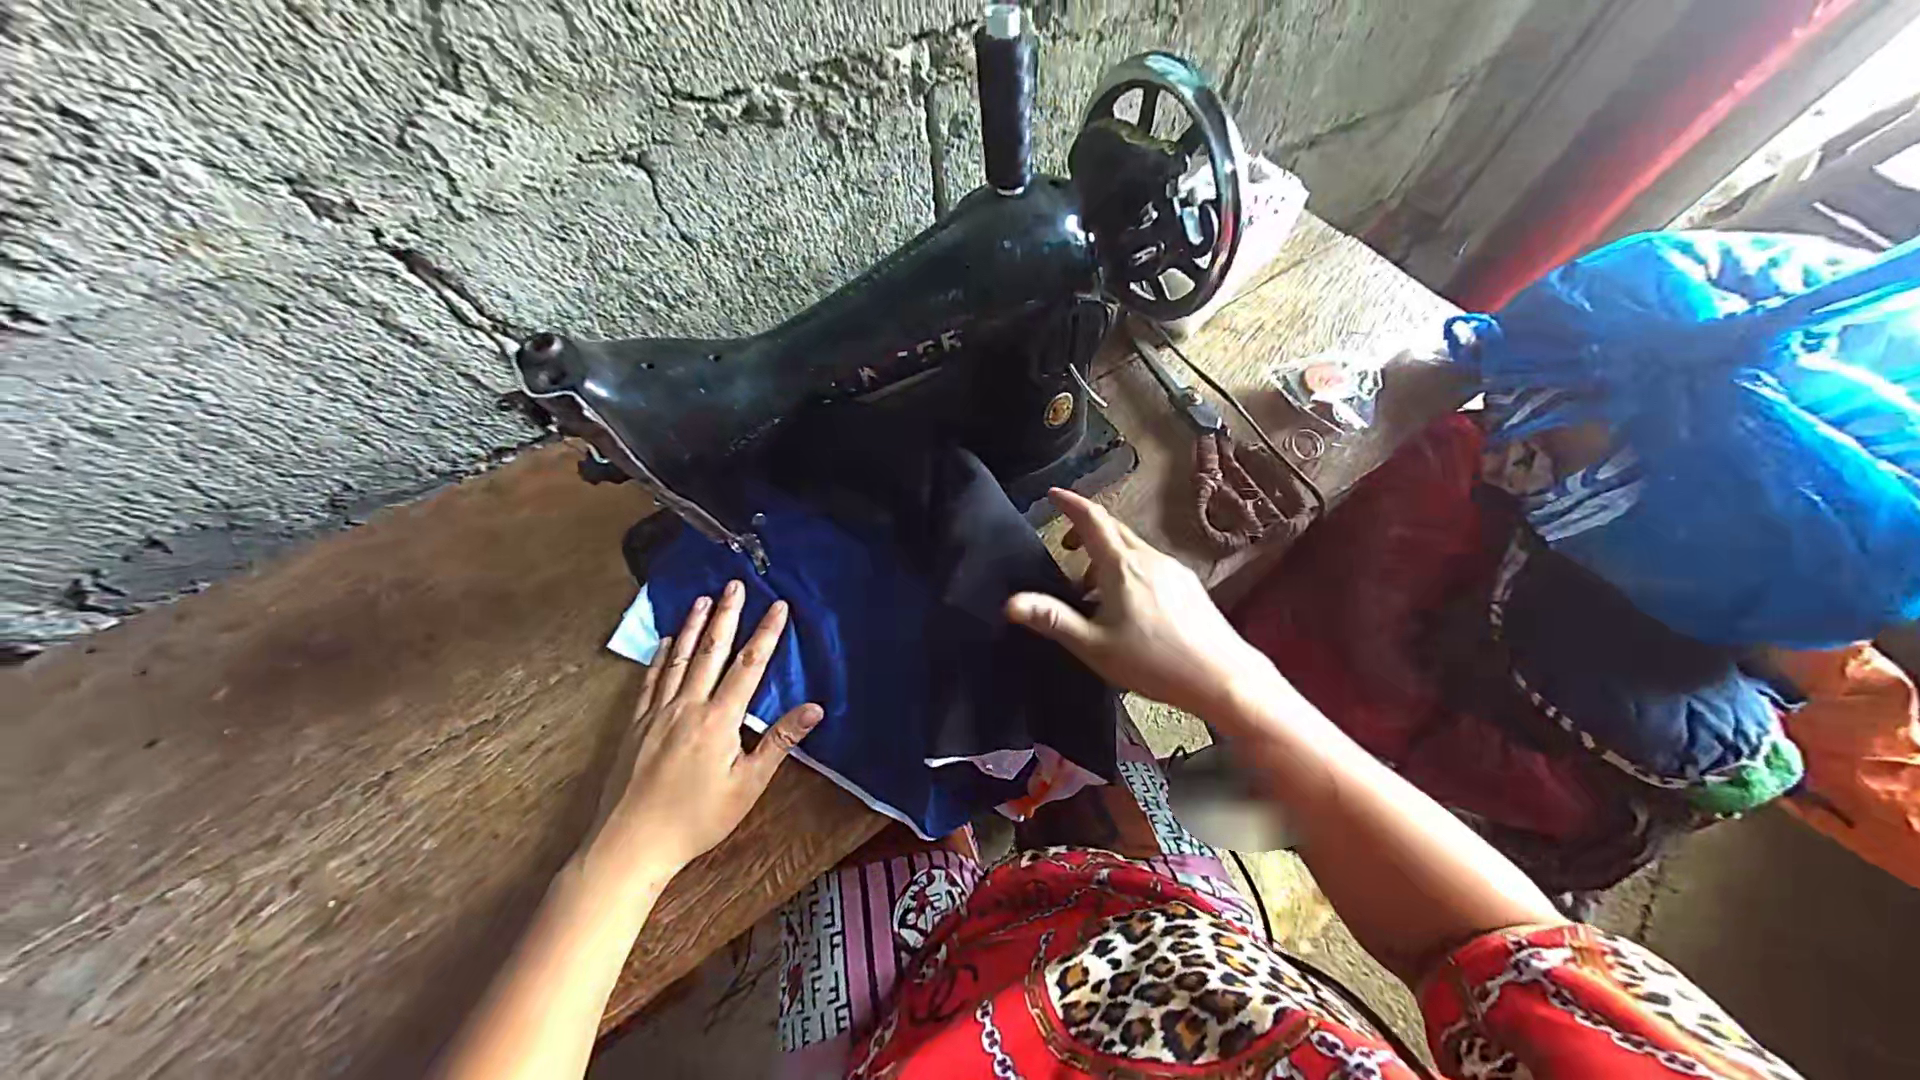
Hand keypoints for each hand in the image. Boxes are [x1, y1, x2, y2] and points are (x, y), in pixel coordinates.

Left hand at [592, 581, 822, 878]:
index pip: (749, 665)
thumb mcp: (748, 785)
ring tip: (702, 599)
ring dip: (692, 626)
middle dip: (726, 615)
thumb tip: (814, 708)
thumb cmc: (696, 819)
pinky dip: (660, 657)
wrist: (629, 844)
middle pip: (711, 651)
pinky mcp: (636, 725)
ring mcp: (657, 713)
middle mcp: (687, 706)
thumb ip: (779, 741)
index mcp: (718, 719)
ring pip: (678, 658)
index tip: (777, 606)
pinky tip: (663, 642)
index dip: (766, 633)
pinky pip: (650, 680)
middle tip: (734, 585)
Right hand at [1005, 488, 1281, 720]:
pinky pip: (1150, 563)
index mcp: (1121, 566)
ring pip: (1132, 548)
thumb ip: (1053, 619)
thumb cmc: (1153, 662)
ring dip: (1106, 555)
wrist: (1222, 677)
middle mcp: (1148, 558)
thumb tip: (1011, 603)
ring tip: (1091, 589)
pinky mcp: (1189, 585)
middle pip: (1113, 529)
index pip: (1091, 519)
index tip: (1053, 494)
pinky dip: (1128, 568)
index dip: (1070, 503)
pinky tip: (1127, 603)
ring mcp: (1173, 570)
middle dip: (1085, 529)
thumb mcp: (1094, 645)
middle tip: (1065, 546)